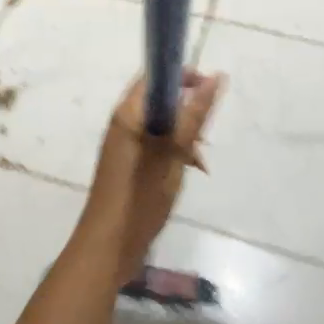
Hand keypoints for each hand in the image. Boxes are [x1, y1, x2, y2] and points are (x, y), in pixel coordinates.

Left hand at [79, 71, 225, 281]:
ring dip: (184, 135)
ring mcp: (125, 144)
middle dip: (188, 111)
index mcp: (127, 113)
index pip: (156, 75)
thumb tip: (216, 76)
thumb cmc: (139, 197)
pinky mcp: (130, 163)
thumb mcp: (173, 154)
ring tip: (199, 161)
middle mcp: (123, 122)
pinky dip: (175, 151)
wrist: (107, 248)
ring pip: (162, 124)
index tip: (211, 90)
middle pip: (161, 100)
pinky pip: (157, 144)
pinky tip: (190, 171)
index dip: (184, 75)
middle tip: (205, 136)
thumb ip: (194, 115)